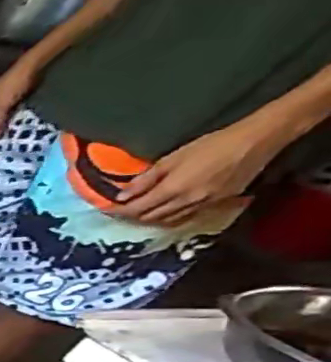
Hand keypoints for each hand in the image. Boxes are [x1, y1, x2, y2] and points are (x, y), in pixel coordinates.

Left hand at [112, 121, 277, 225]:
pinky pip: (189, 216)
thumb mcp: (169, 160)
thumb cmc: (209, 146)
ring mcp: (207, 204)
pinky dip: (172, 217)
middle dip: (132, 216)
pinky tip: (166, 211)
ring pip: (169, 220)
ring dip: (151, 218)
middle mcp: (189, 201)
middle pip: (151, 217)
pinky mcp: (222, 202)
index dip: (118, 211)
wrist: (255, 141)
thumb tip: (121, 196)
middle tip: (120, 210)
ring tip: (139, 212)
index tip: (105, 209)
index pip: (137, 209)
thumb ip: (144, 180)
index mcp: (173, 190)